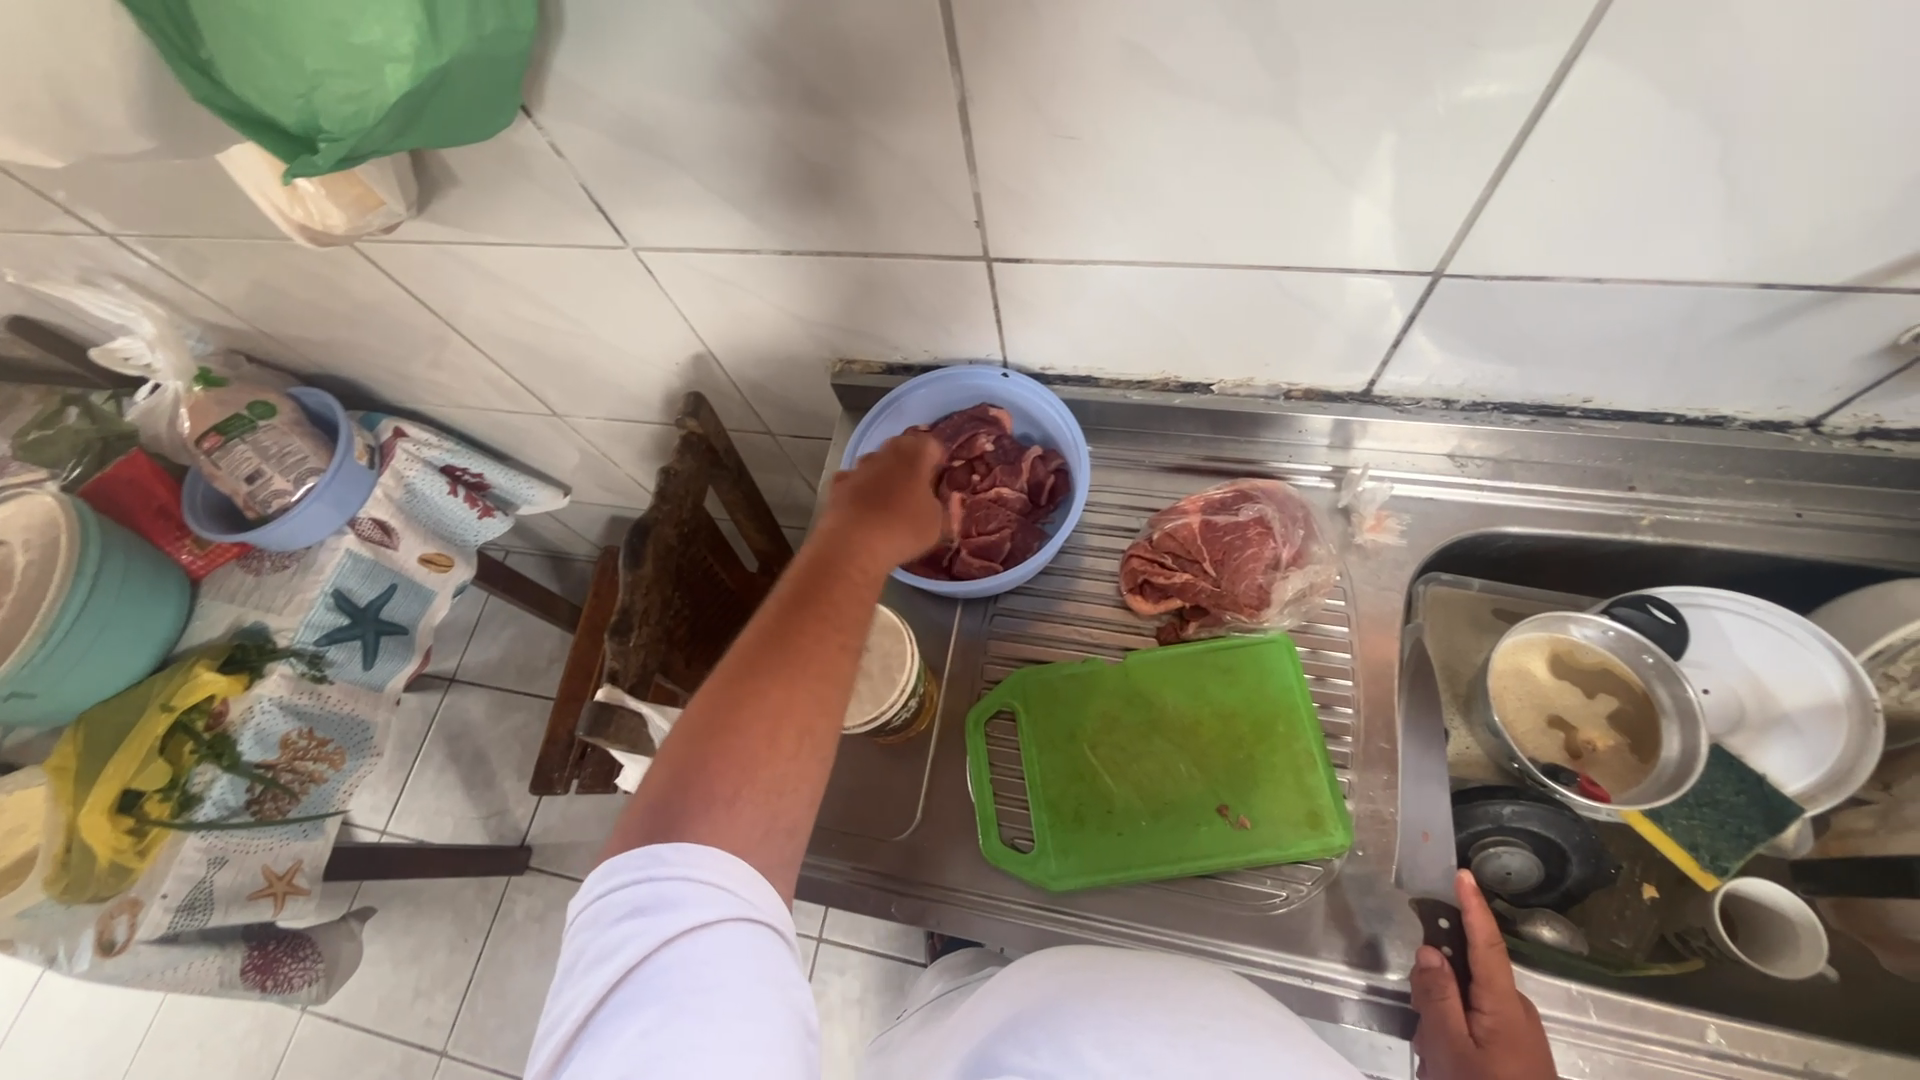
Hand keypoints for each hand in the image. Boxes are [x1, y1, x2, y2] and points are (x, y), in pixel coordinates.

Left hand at [817, 432, 945, 569]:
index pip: (932, 444)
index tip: (940, 478)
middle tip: (918, 488)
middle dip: (910, 463)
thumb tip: (937, 503)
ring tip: (890, 501)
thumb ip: (941, 507)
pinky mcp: (838, 485)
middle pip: (902, 447)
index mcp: (915, 455)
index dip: (938, 460)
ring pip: (876, 462)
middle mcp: (885, 453)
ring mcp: (858, 467)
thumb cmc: (904, 529)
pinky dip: (860, 490)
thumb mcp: (938, 524)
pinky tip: (863, 509)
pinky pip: (854, 481)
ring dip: (884, 475)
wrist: (853, 545)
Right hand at [1410, 869, 1557, 1079]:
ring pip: (1468, 1004)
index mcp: (1504, 1004)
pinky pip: (1476, 1026)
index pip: (1486, 943)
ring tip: (1435, 1061)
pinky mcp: (1517, 1053)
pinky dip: (1454, 1037)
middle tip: (1421, 1030)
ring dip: (1443, 1022)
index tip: (1462, 874)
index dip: (1473, 907)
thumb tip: (1430, 950)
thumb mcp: (1450, 1049)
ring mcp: (1520, 1033)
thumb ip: (1436, 996)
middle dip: (1437, 989)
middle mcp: (1517, 1011)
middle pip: (1469, 975)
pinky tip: (1446, 1065)